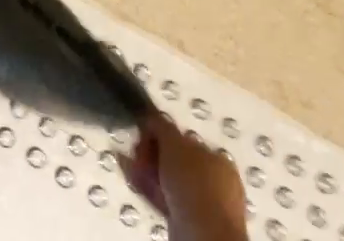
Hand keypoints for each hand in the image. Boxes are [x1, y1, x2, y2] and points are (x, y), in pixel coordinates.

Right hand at [124, 113, 248, 240]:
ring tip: (127, 165)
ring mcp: (202, 200)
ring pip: (167, 178)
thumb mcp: (175, 144)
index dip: (159, 135)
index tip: (142, 136)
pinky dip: (147, 187)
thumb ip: (161, 126)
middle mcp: (214, 179)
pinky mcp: (189, 217)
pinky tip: (132, 179)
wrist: (203, 233)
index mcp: (216, 158)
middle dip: (149, 154)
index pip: (182, 139)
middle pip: (173, 159)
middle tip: (135, 154)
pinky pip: (164, 196)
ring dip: (145, 169)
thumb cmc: (194, 183)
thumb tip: (150, 114)